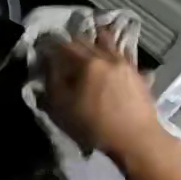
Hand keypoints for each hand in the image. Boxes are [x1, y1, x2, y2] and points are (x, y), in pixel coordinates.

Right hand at [39, 23, 169, 160]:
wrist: (137, 140)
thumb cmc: (94, 125)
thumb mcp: (62, 106)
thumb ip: (53, 80)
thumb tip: (50, 64)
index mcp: (87, 63)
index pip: (63, 45)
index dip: (50, 44)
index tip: (42, 47)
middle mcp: (107, 57)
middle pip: (86, 41)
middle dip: (71, 41)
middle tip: (62, 45)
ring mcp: (126, 64)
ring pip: (109, 44)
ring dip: (96, 40)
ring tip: (89, 39)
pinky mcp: (138, 74)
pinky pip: (124, 55)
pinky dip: (115, 51)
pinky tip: (113, 56)